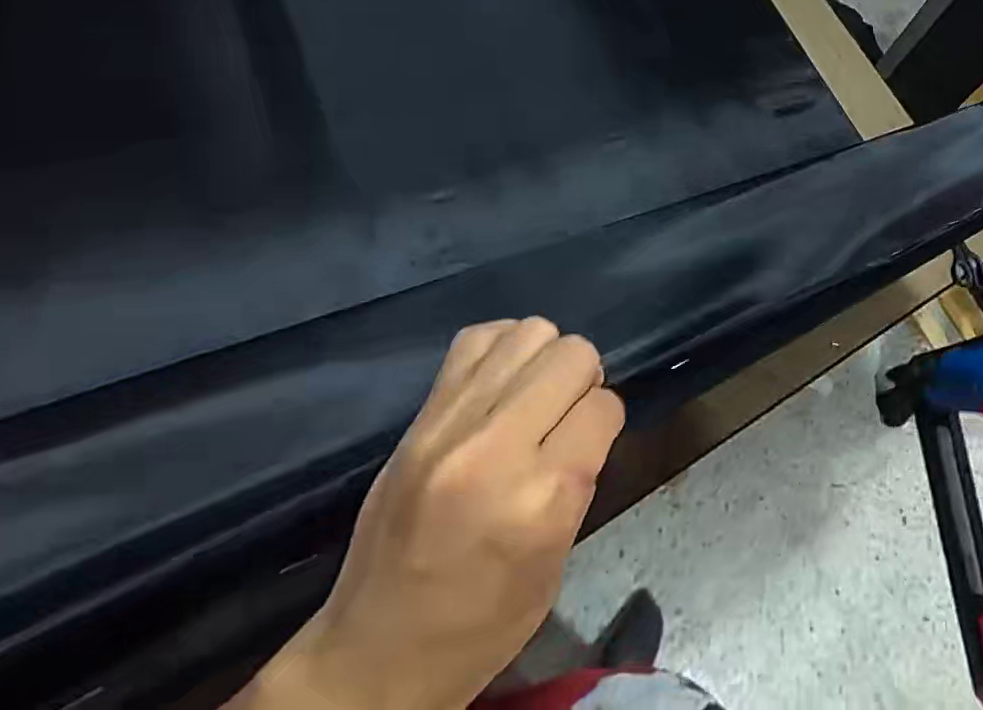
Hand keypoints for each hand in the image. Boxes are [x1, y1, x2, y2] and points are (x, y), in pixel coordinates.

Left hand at [232, 318, 624, 709]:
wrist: (376, 651)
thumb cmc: (485, 621)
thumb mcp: (558, 556)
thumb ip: (580, 473)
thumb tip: (589, 414)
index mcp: (543, 496)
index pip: (604, 406)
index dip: (606, 418)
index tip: (593, 438)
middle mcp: (496, 447)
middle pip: (572, 354)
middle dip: (584, 378)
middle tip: (567, 413)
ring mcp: (449, 425)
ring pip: (529, 332)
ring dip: (546, 357)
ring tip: (535, 394)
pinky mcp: (419, 417)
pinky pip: (476, 339)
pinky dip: (502, 348)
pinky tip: (502, 382)